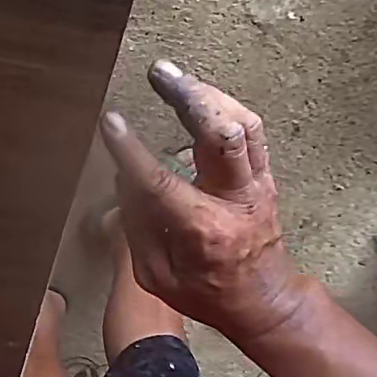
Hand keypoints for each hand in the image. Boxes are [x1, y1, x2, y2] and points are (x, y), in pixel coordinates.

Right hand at [98, 60, 307, 343]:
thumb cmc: (207, 293)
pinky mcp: (263, 176)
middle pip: (223, 136)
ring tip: (174, 77)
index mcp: (204, 229)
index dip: (131, 149)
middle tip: (159, 73)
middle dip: (190, 98)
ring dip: (208, 95)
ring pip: (244, 124)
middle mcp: (236, 200)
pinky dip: (223, 105)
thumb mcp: (154, 273)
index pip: (161, 180)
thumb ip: (136, 223)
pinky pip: (250, 130)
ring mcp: (256, 185)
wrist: (266, 302)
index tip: (110, 121)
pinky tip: (197, 94)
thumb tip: (124, 175)